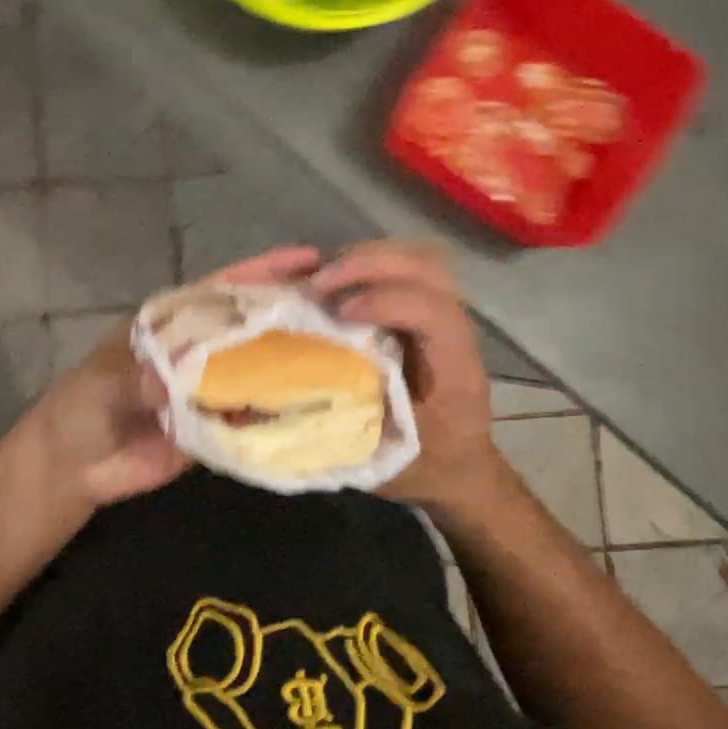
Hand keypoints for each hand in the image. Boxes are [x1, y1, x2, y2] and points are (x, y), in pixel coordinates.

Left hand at [22, 246, 324, 505]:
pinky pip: (252, 414)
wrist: (72, 467)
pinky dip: (278, 410)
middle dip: (292, 311)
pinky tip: (317, 404)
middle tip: (345, 304)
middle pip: (251, 324)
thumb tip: (175, 381)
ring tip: (347, 350)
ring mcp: (210, 387)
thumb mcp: (106, 383)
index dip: (263, 272)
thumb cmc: (81, 407)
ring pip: (259, 366)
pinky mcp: (216, 426)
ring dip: (295, 359)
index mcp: (172, 323)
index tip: (307, 260)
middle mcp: (199, 349)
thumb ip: (141, 378)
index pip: (222, 288)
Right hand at [311, 241, 499, 506]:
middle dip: (369, 264)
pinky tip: (317, 278)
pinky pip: (394, 270)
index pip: (435, 313)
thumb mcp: (383, 463)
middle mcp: (453, 333)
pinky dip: (354, 265)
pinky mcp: (418, 312)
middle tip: (316, 283)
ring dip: (359, 259)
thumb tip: (267, 412)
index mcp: (455, 371)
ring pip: (410, 258)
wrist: (460, 470)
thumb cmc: (423, 469)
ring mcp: (438, 316)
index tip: (340, 314)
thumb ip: (338, 433)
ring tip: (311, 275)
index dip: (389, 300)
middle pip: (426, 267)